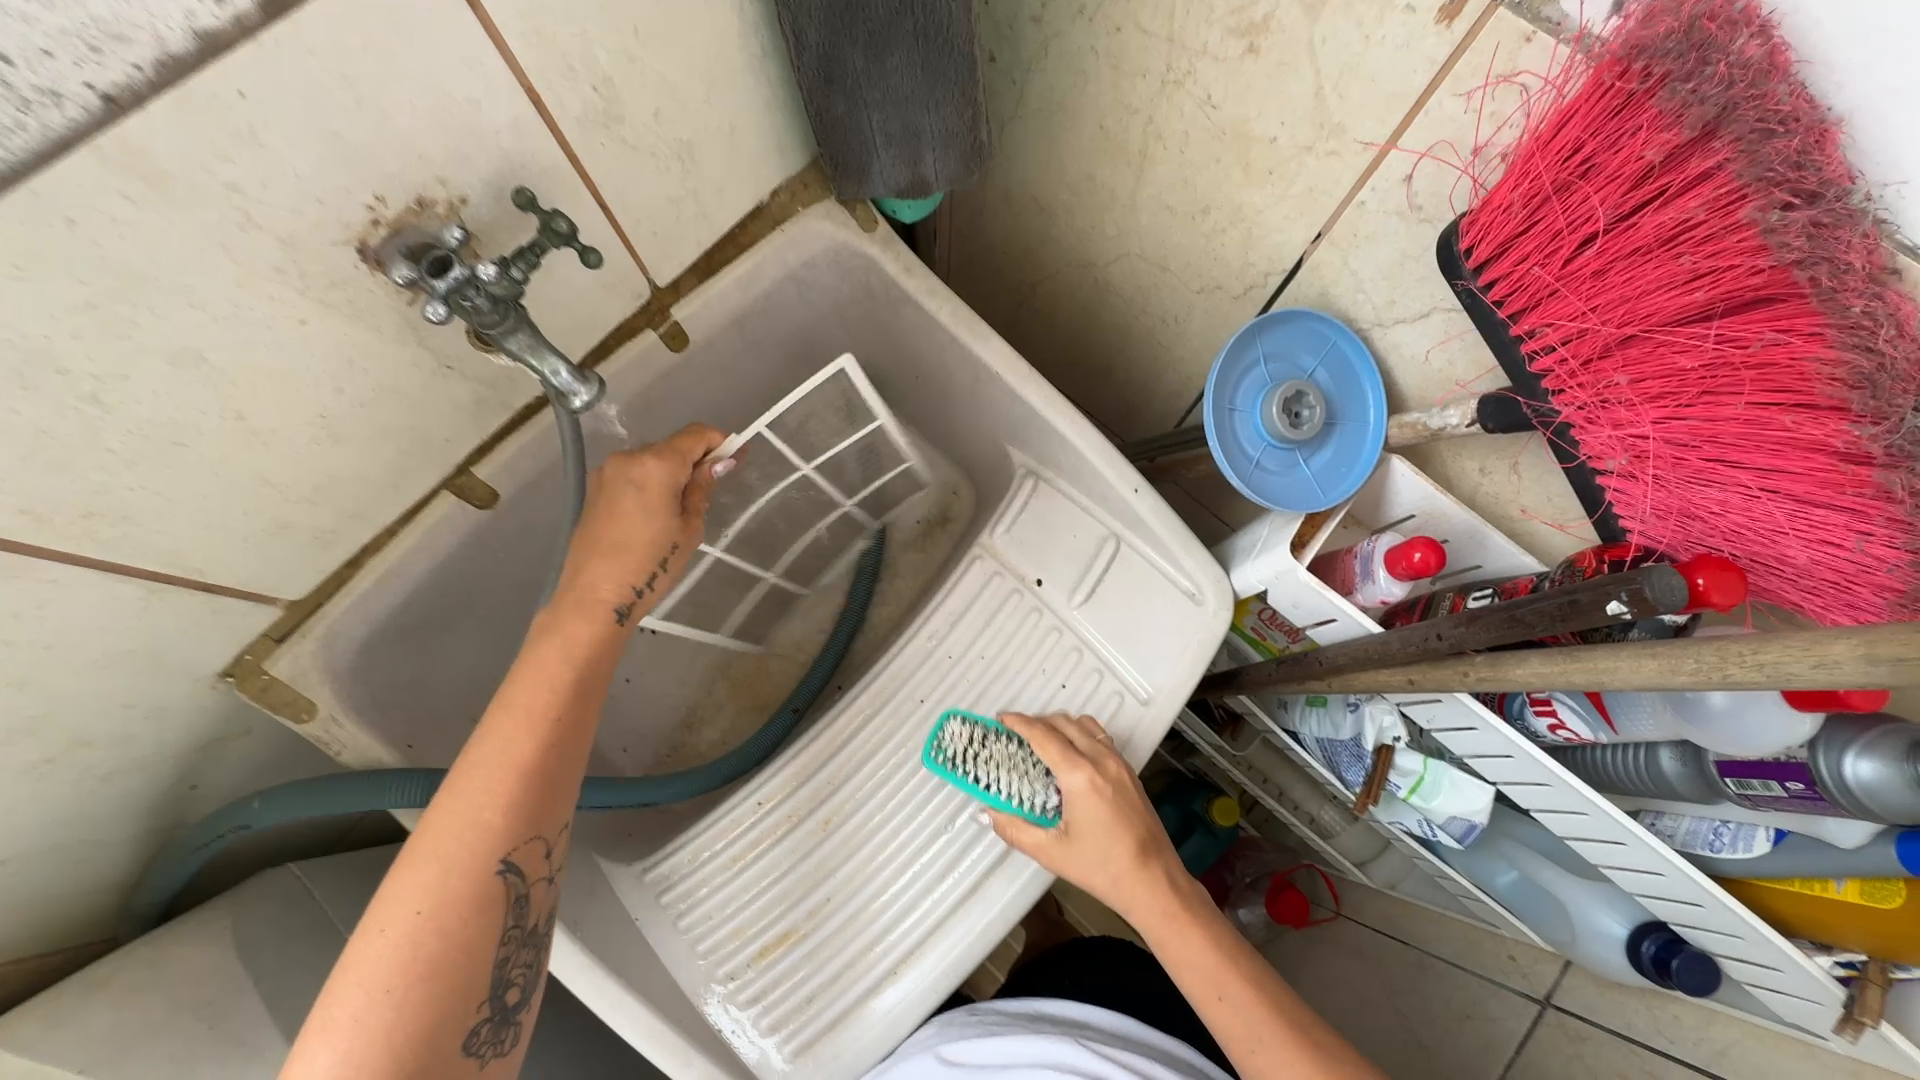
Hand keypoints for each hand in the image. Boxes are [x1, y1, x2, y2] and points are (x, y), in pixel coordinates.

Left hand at [548, 423, 731, 630]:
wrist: (595, 596)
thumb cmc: (651, 565)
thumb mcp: (689, 528)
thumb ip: (701, 490)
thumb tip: (718, 464)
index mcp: (656, 464)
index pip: (695, 435)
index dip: (721, 442)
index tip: (739, 456)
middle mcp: (628, 457)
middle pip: (672, 447)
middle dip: (695, 461)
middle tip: (712, 490)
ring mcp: (607, 471)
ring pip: (651, 461)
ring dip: (671, 473)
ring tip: (681, 509)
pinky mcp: (594, 488)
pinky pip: (632, 475)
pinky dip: (651, 483)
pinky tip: (656, 513)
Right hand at [989, 713, 1193, 925]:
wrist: (1153, 881)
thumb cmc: (1102, 868)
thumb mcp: (1050, 852)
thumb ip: (1014, 829)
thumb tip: (987, 812)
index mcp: (1080, 775)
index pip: (1044, 735)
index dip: (1019, 723)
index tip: (1001, 719)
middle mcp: (1101, 760)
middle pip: (1064, 722)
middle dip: (1037, 721)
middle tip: (1016, 734)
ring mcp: (1119, 764)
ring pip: (1086, 725)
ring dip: (1061, 725)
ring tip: (1043, 741)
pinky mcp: (1130, 772)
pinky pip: (1101, 739)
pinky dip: (1081, 735)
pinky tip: (1071, 757)